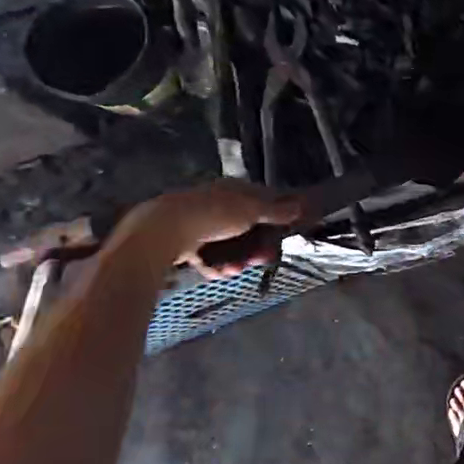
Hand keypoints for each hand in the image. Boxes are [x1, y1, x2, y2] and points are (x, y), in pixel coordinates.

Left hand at [117, 181, 306, 274]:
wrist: (162, 231)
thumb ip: (277, 211)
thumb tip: (301, 206)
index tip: (286, 232)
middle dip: (256, 245)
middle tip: (262, 259)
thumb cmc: (213, 215)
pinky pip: (207, 256)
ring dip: (237, 259)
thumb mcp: (252, 210)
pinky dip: (215, 266)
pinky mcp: (183, 242)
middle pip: (246, 227)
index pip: (263, 200)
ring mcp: (198, 223)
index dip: (277, 216)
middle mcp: (216, 204)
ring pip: (227, 244)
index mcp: (233, 190)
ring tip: (236, 269)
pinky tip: (220, 273)